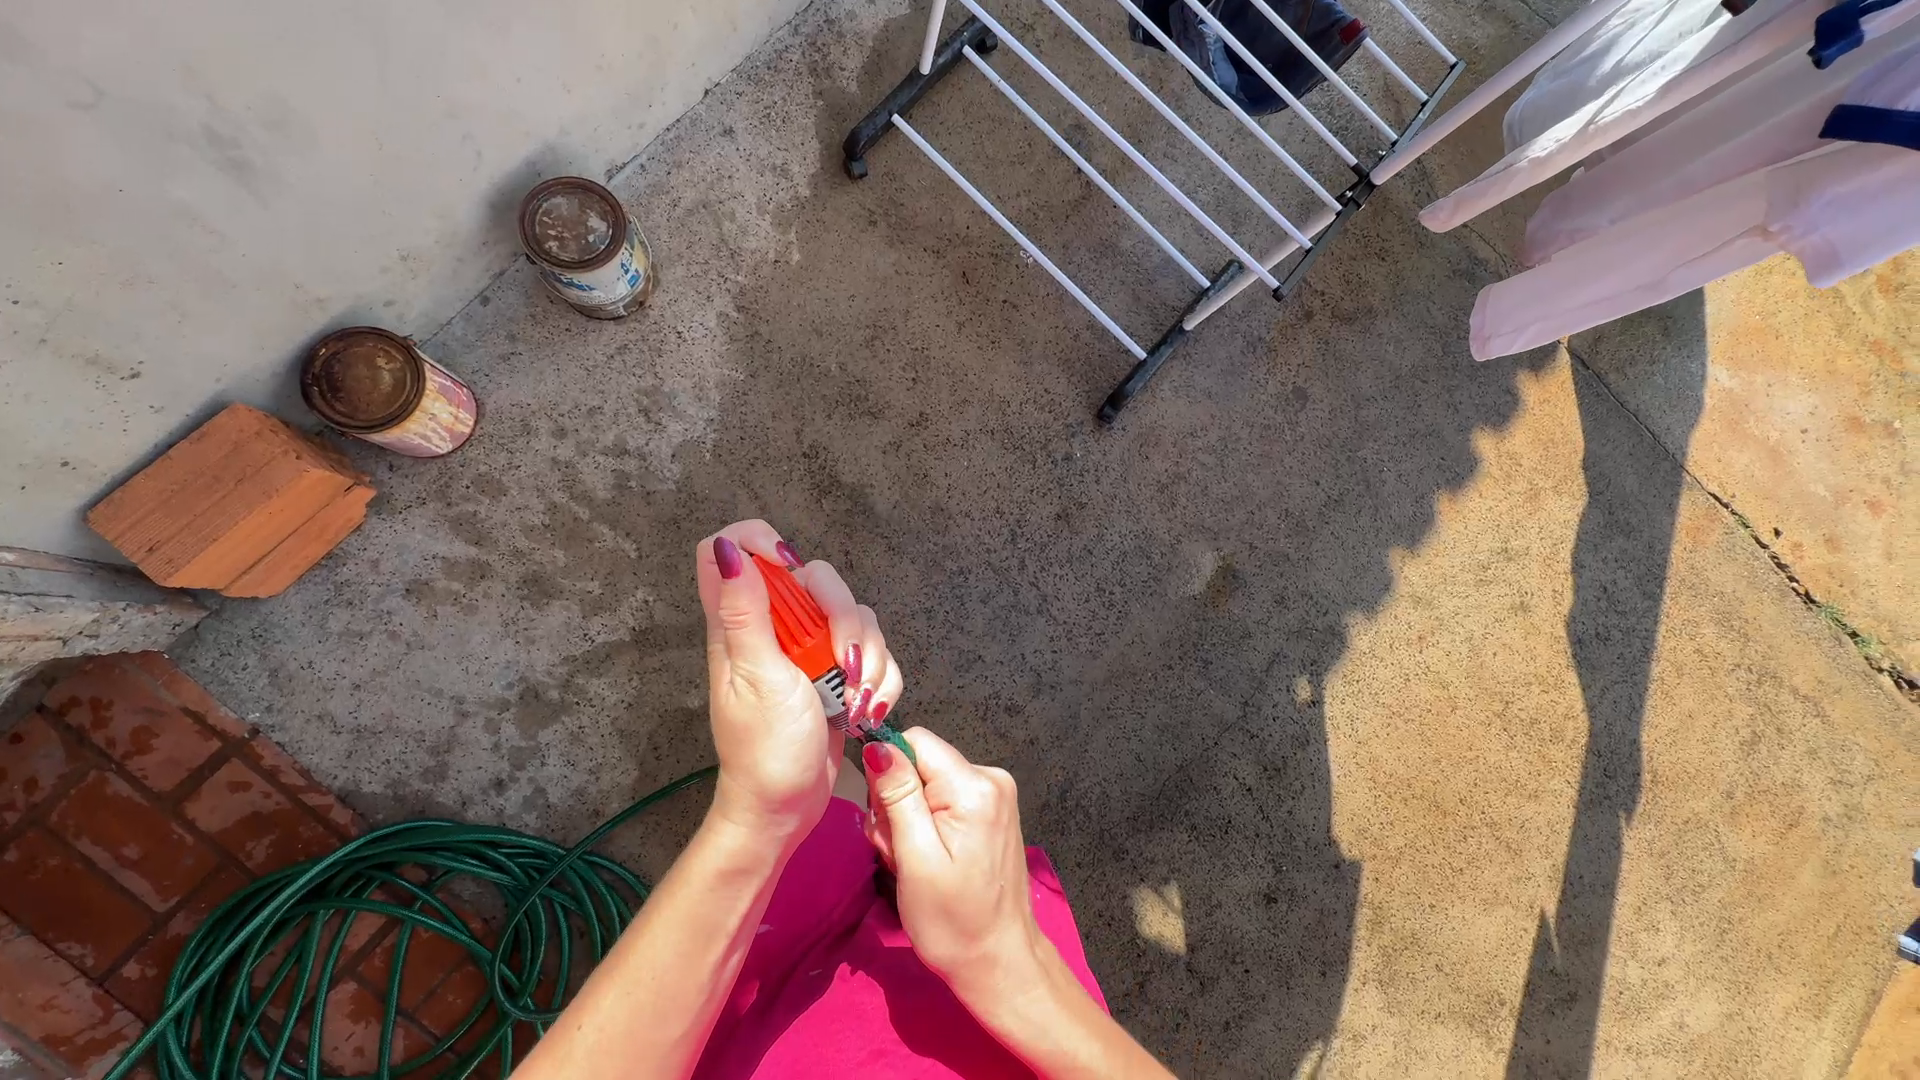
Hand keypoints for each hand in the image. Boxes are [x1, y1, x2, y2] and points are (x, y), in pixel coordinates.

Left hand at [696, 520, 903, 845]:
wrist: (788, 808)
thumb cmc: (764, 750)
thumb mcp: (757, 678)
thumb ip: (746, 613)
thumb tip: (728, 548)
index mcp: (740, 622)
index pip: (734, 547)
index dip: (760, 542)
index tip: (790, 571)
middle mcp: (776, 626)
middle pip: (815, 576)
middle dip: (842, 617)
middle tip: (841, 663)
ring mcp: (811, 648)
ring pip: (855, 614)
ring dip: (869, 658)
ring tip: (854, 702)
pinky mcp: (840, 671)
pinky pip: (874, 650)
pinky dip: (880, 679)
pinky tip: (866, 710)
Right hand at [862, 729, 1050, 1006]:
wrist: (1000, 961)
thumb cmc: (953, 921)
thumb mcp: (915, 859)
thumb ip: (898, 796)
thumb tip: (878, 744)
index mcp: (974, 786)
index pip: (915, 741)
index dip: (889, 773)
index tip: (888, 819)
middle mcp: (990, 777)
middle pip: (920, 763)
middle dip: (897, 803)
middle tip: (901, 852)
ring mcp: (995, 793)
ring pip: (927, 782)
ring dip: (909, 819)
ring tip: (915, 862)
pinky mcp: (991, 809)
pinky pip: (944, 798)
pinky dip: (927, 825)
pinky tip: (931, 859)